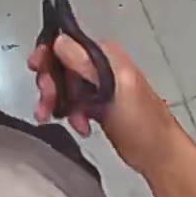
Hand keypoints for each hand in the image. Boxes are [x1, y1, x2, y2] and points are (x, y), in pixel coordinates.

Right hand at [30, 36, 186, 175]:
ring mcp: (96, 85)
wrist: (159, 155)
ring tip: (54, 117)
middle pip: (60, 63)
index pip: (66, 42)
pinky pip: (70, 101)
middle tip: (47, 102)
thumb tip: (59, 40)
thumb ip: (86, 64)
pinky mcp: (94, 103)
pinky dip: (67, 112)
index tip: (36, 69)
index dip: (48, 54)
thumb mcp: (115, 89)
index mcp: (104, 54)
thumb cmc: (143, 121)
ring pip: (62, 84)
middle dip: (50, 83)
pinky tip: (78, 126)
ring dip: (56, 101)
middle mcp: (99, 65)